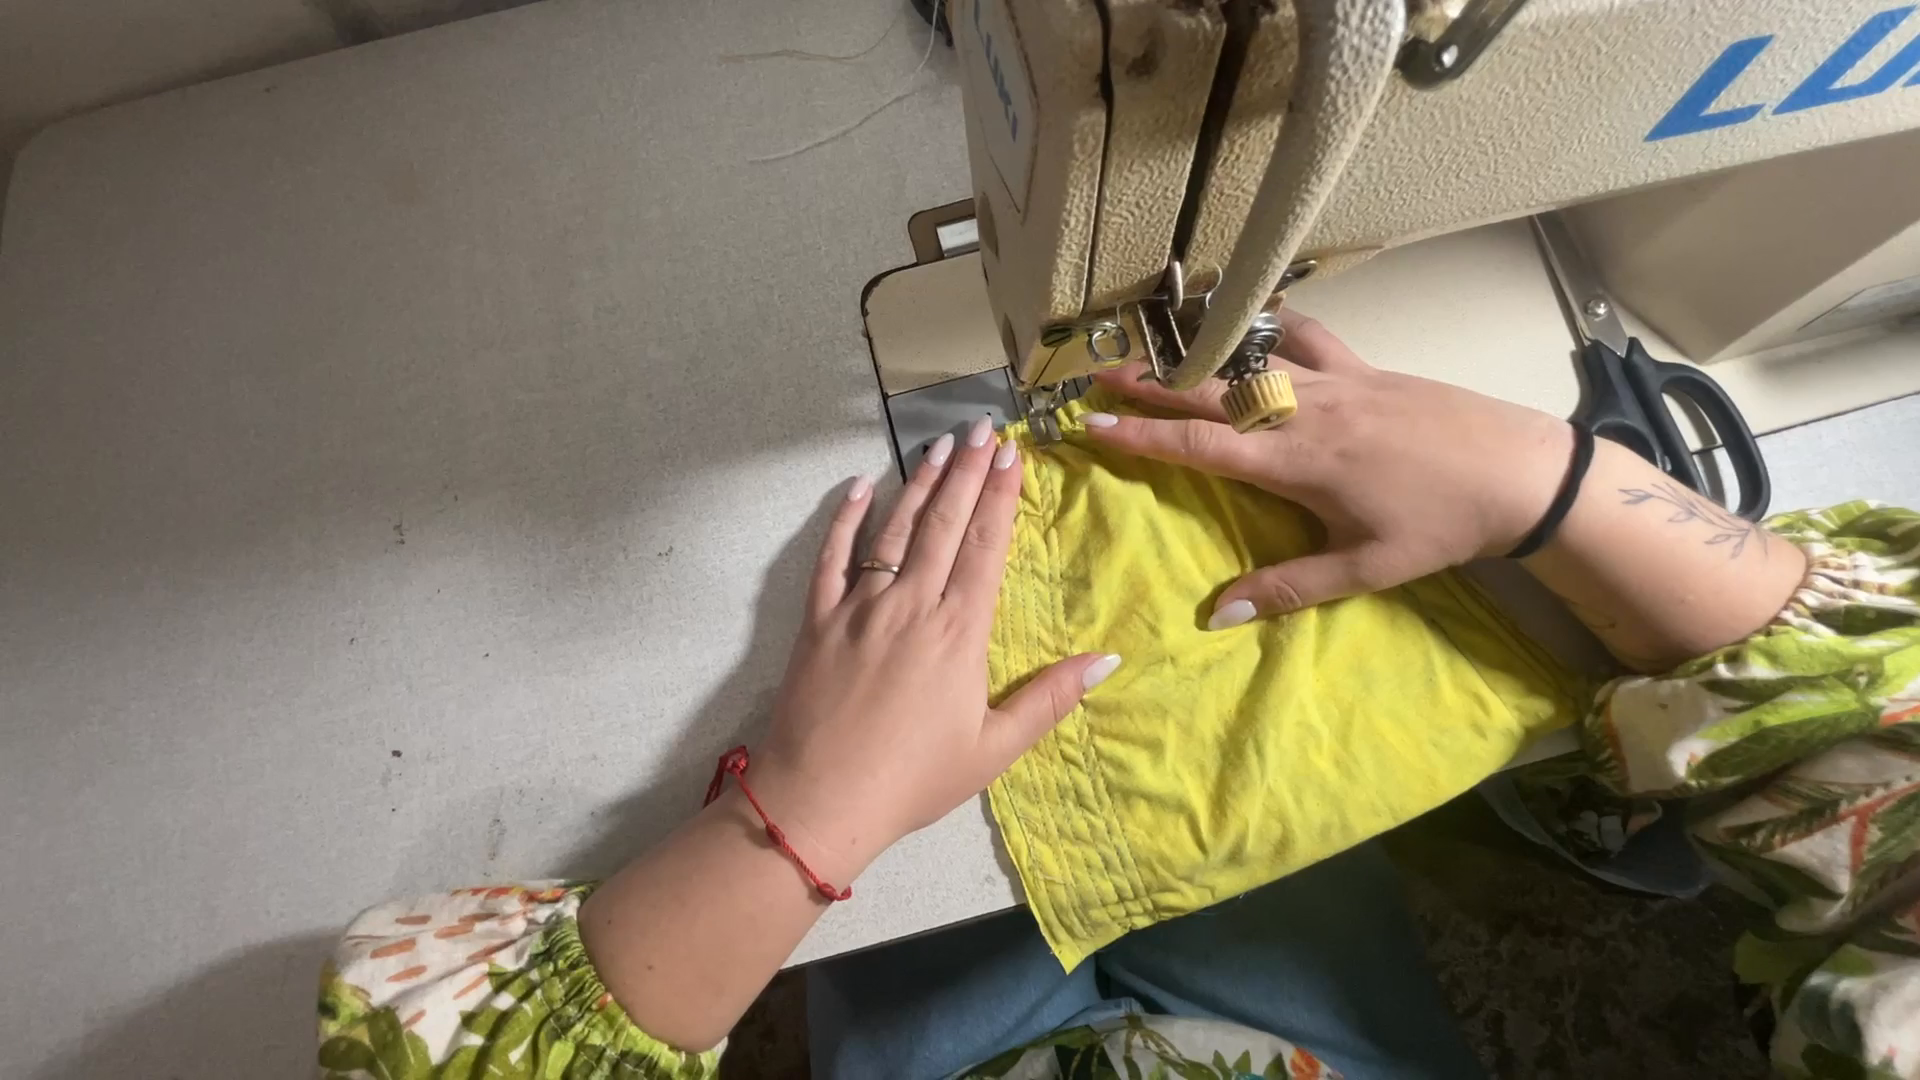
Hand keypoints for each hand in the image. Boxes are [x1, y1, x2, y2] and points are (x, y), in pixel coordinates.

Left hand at [580, 423, 1118, 1051]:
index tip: (1012, 456)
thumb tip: (1109, 658)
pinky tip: (861, 487)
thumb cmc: (914, 779)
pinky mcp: (818, 618)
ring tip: (939, 446)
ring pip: (894, 530)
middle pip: (944, 525)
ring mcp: (859, 606)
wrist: (819, 802)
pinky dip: (845, 519)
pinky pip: (831, 557)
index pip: (985, 547)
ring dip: (919, 485)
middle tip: (981, 428)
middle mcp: (911, 603)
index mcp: (958, 631)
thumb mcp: (994, 748)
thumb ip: (1050, 698)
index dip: (1001, 498)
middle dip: (967, 473)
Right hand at [1085, 310, 1573, 624]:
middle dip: (1151, 387)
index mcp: (1295, 463)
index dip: (1141, 438)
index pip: (1199, 448)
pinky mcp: (1363, 367)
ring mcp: (1334, 382)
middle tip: (1103, 380)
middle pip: (1210, 394)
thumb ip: (1286, 588)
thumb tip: (1214, 617)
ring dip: (1196, 360)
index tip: (1095, 428)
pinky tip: (1255, 322)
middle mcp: (1303, 413)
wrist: (1523, 473)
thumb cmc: (1439, 526)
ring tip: (1159, 357)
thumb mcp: (1364, 568)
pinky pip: (1306, 339)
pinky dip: (1273, 329)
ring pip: (1248, 362)